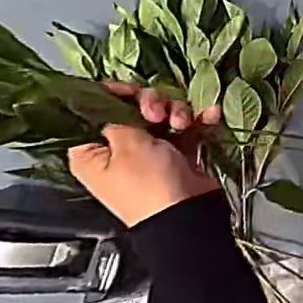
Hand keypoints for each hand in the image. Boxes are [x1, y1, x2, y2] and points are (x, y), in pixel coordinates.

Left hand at [67, 83, 222, 225]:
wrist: (185, 213)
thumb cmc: (147, 182)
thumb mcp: (125, 144)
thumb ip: (118, 116)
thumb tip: (116, 103)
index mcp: (93, 151)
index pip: (96, 112)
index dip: (113, 95)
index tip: (131, 89)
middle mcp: (119, 149)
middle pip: (133, 109)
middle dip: (152, 104)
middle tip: (157, 113)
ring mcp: (151, 150)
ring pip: (163, 114)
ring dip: (177, 112)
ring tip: (184, 123)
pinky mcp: (178, 153)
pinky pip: (187, 127)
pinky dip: (198, 120)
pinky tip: (209, 115)